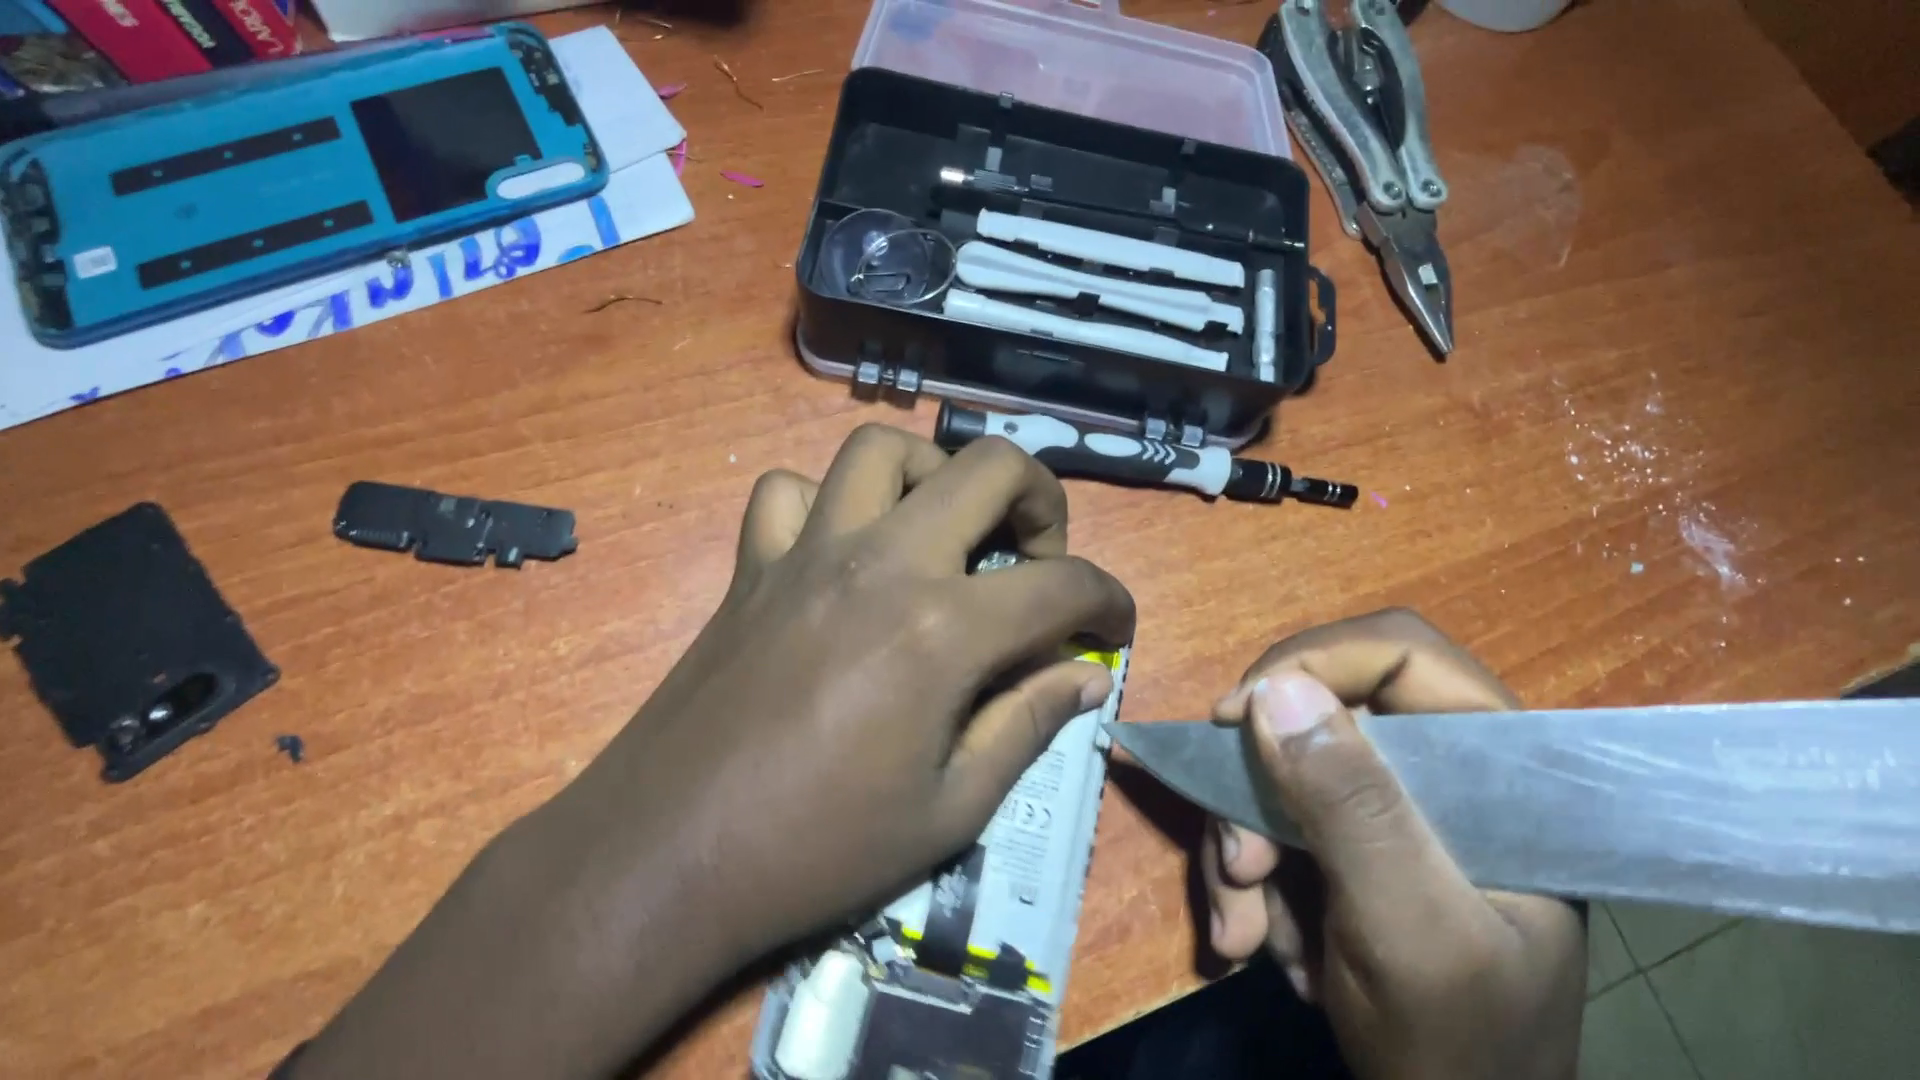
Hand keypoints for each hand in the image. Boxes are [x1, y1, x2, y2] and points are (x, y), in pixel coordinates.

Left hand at [297, 424, 1133, 1079]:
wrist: (669, 854)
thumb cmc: (819, 849)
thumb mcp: (950, 810)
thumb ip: (1026, 725)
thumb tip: (1086, 675)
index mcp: (944, 628)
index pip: (1063, 583)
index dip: (1108, 600)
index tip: (1114, 627)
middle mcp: (883, 561)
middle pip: (988, 466)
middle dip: (1040, 500)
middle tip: (1036, 558)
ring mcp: (808, 551)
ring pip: (881, 451)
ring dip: (932, 475)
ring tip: (943, 533)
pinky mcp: (751, 565)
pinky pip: (788, 493)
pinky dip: (826, 505)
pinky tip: (841, 553)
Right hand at [1202, 610, 1585, 1079]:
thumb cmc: (1458, 1048)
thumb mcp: (1407, 930)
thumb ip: (1353, 807)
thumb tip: (1275, 687)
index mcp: (1500, 773)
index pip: (1399, 656)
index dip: (1308, 665)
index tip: (1231, 718)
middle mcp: (1443, 777)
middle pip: (1317, 718)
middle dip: (1256, 789)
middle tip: (1237, 866)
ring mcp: (1389, 815)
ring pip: (1279, 776)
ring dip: (1240, 847)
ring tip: (1244, 931)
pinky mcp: (1346, 850)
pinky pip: (1269, 827)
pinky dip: (1247, 880)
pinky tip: (1257, 942)